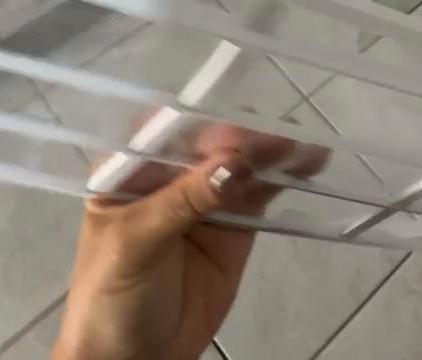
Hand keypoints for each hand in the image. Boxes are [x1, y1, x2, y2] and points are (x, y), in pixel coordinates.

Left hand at [54, 123, 327, 359]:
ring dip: (274, 149)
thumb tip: (236, 163)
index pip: (169, 129)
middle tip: (274, 142)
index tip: (231, 130)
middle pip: (214, 139)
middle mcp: (173, 172)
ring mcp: (208, 193)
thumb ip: (184, 201)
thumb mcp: (135, 245)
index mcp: (133, 168)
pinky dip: (288, 173)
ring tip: (304, 147)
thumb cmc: (110, 299)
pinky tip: (311, 161)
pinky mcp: (238, 219)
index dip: (200, 122)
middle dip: (245, 135)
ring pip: (244, 159)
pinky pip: (264, 187)